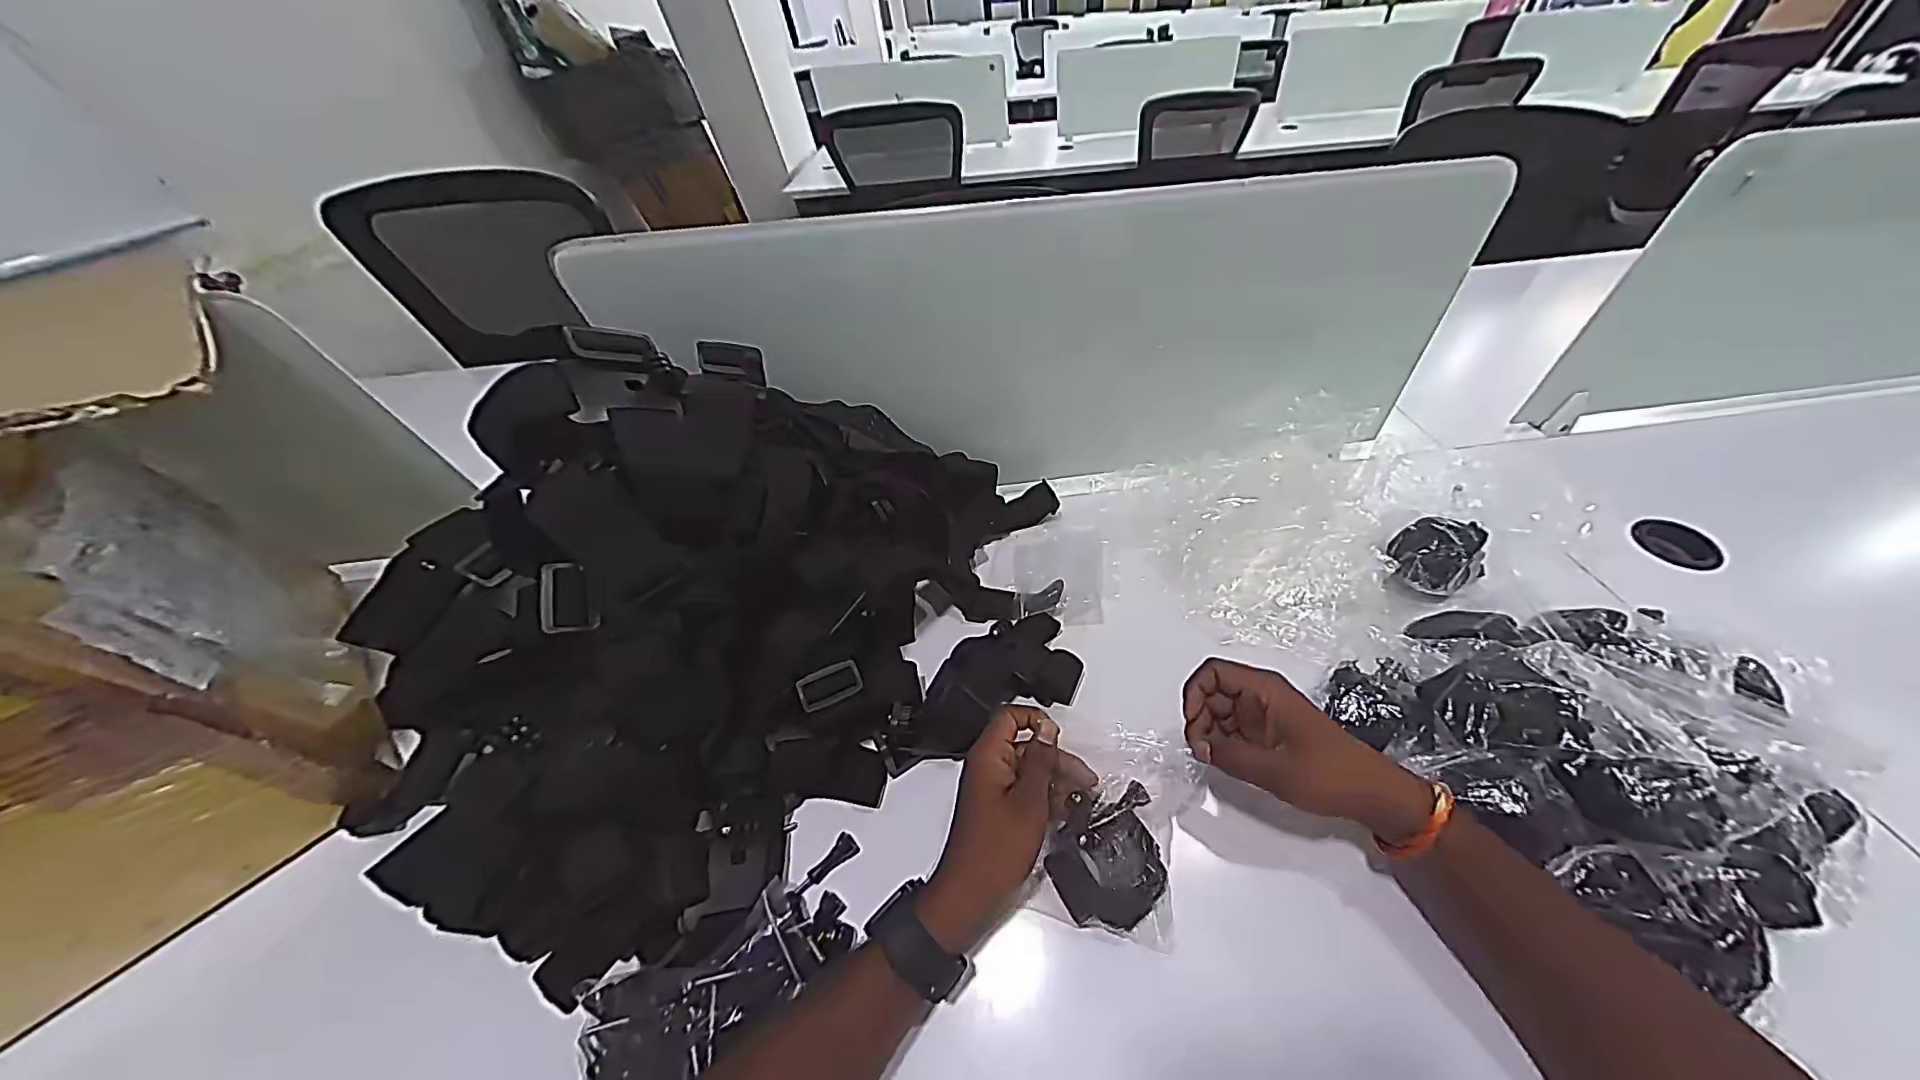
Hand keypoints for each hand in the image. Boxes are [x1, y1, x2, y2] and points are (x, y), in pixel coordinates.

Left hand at [920, 706, 1093, 952]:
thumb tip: (1047, 730)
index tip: (1059, 739)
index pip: (1010, 717)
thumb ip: (1042, 761)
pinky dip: (1042, 798)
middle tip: (1082, 779)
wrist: (971, 892)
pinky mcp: (996, 809)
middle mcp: (986, 768)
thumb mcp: (1029, 801)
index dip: (1036, 721)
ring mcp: (991, 789)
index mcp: (988, 758)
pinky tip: (1062, 813)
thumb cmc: (992, 853)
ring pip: (1027, 770)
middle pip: (1024, 746)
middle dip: (1055, 760)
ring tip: (1077, 800)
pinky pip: (1022, 791)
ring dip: (1053, 782)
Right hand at [1183, 658, 1435, 843]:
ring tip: (1213, 757)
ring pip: (1218, 712)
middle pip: (1212, 692)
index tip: (1192, 722)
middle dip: (1199, 717)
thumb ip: (1229, 756)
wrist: (1371, 794)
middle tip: (1201, 747)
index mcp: (1266, 690)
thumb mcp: (1274, 769)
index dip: (1195, 693)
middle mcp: (1262, 696)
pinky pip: (1231, 729)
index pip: (1214, 672)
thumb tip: (1200, 747)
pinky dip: (1221, 742)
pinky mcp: (1266, 733)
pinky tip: (1224, 760)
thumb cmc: (1335, 774)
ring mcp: (1263, 715)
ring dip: (1208, 732)